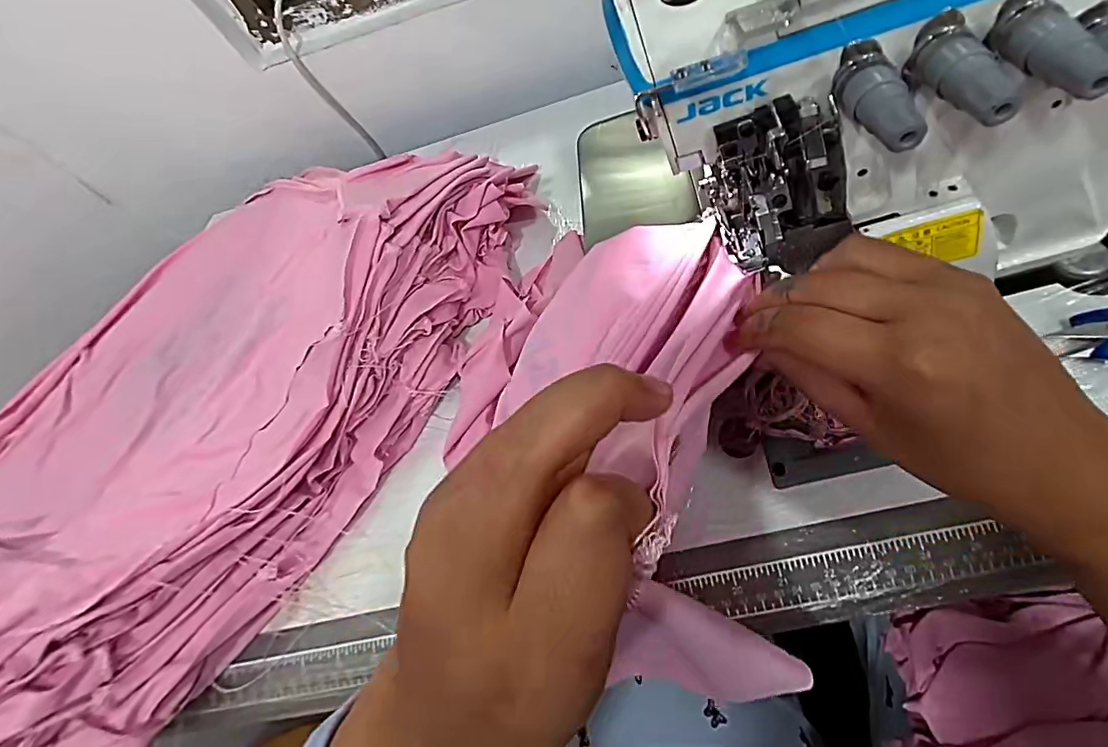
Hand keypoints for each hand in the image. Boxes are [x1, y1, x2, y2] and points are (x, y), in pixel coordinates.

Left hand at [333, 365, 667, 746]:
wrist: (443, 723)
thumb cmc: (514, 690)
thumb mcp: (568, 638)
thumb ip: (595, 543)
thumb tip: (617, 484)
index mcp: (475, 527)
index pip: (556, 434)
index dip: (614, 402)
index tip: (663, 405)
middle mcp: (454, 492)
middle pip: (537, 413)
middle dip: (601, 394)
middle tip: (653, 403)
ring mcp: (451, 491)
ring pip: (530, 421)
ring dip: (583, 412)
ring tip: (627, 421)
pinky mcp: (459, 498)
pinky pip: (523, 442)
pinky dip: (564, 434)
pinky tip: (585, 457)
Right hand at [736, 235, 1107, 551]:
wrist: (1061, 455)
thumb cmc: (966, 464)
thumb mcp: (877, 433)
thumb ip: (814, 379)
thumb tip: (766, 344)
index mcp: (901, 363)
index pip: (804, 325)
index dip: (761, 326)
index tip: (740, 333)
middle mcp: (921, 309)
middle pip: (821, 283)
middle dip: (779, 300)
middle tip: (760, 319)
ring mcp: (946, 284)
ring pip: (849, 254)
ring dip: (813, 276)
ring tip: (805, 304)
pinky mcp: (962, 275)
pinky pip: (888, 254)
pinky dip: (853, 267)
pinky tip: (849, 293)